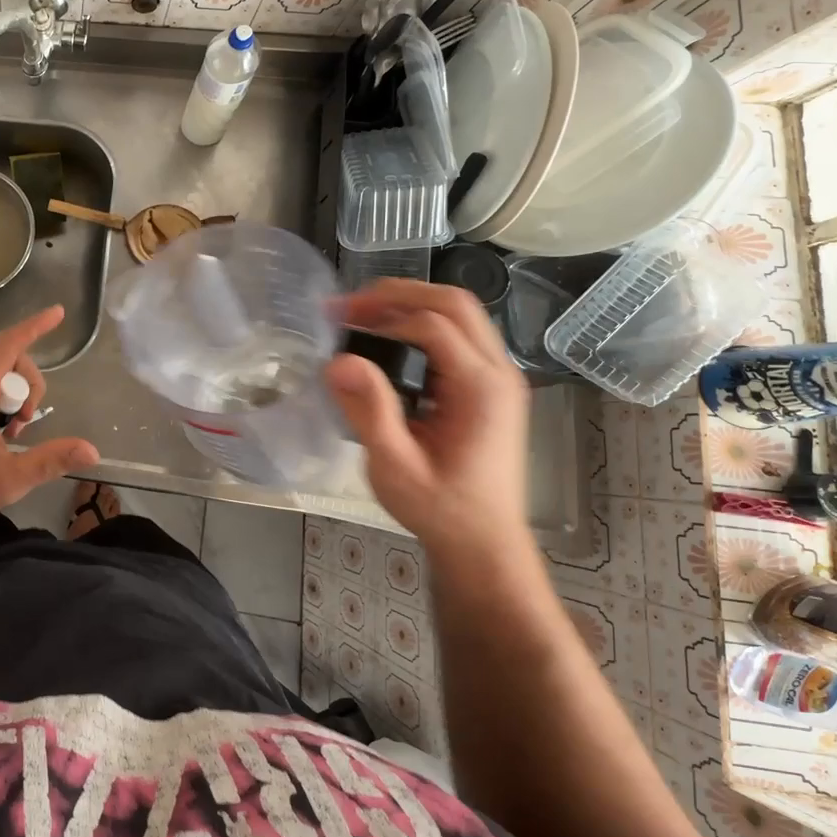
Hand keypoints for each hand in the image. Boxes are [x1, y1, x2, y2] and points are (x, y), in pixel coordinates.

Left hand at [0, 305, 99, 530]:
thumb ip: (51, 459)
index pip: (9, 344)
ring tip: (8, 436)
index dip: (35, 327)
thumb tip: (91, 451)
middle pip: (5, 361)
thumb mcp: (10, 478)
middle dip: (26, 388)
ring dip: (9, 397)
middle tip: (23, 428)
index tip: (57, 314)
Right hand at [325, 279, 530, 554]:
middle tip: (348, 305)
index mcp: (481, 390)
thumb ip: (370, 411)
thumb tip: (337, 361)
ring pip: (460, 315)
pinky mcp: (488, 388)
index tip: (337, 319)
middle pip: (456, 304)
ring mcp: (499, 379)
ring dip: (409, 306)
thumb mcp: (395, 466)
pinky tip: (384, 343)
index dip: (383, 314)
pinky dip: (419, 326)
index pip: (434, 325)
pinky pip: (458, 336)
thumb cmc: (439, 508)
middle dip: (399, 294)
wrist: (482, 543)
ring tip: (360, 317)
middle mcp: (499, 374)